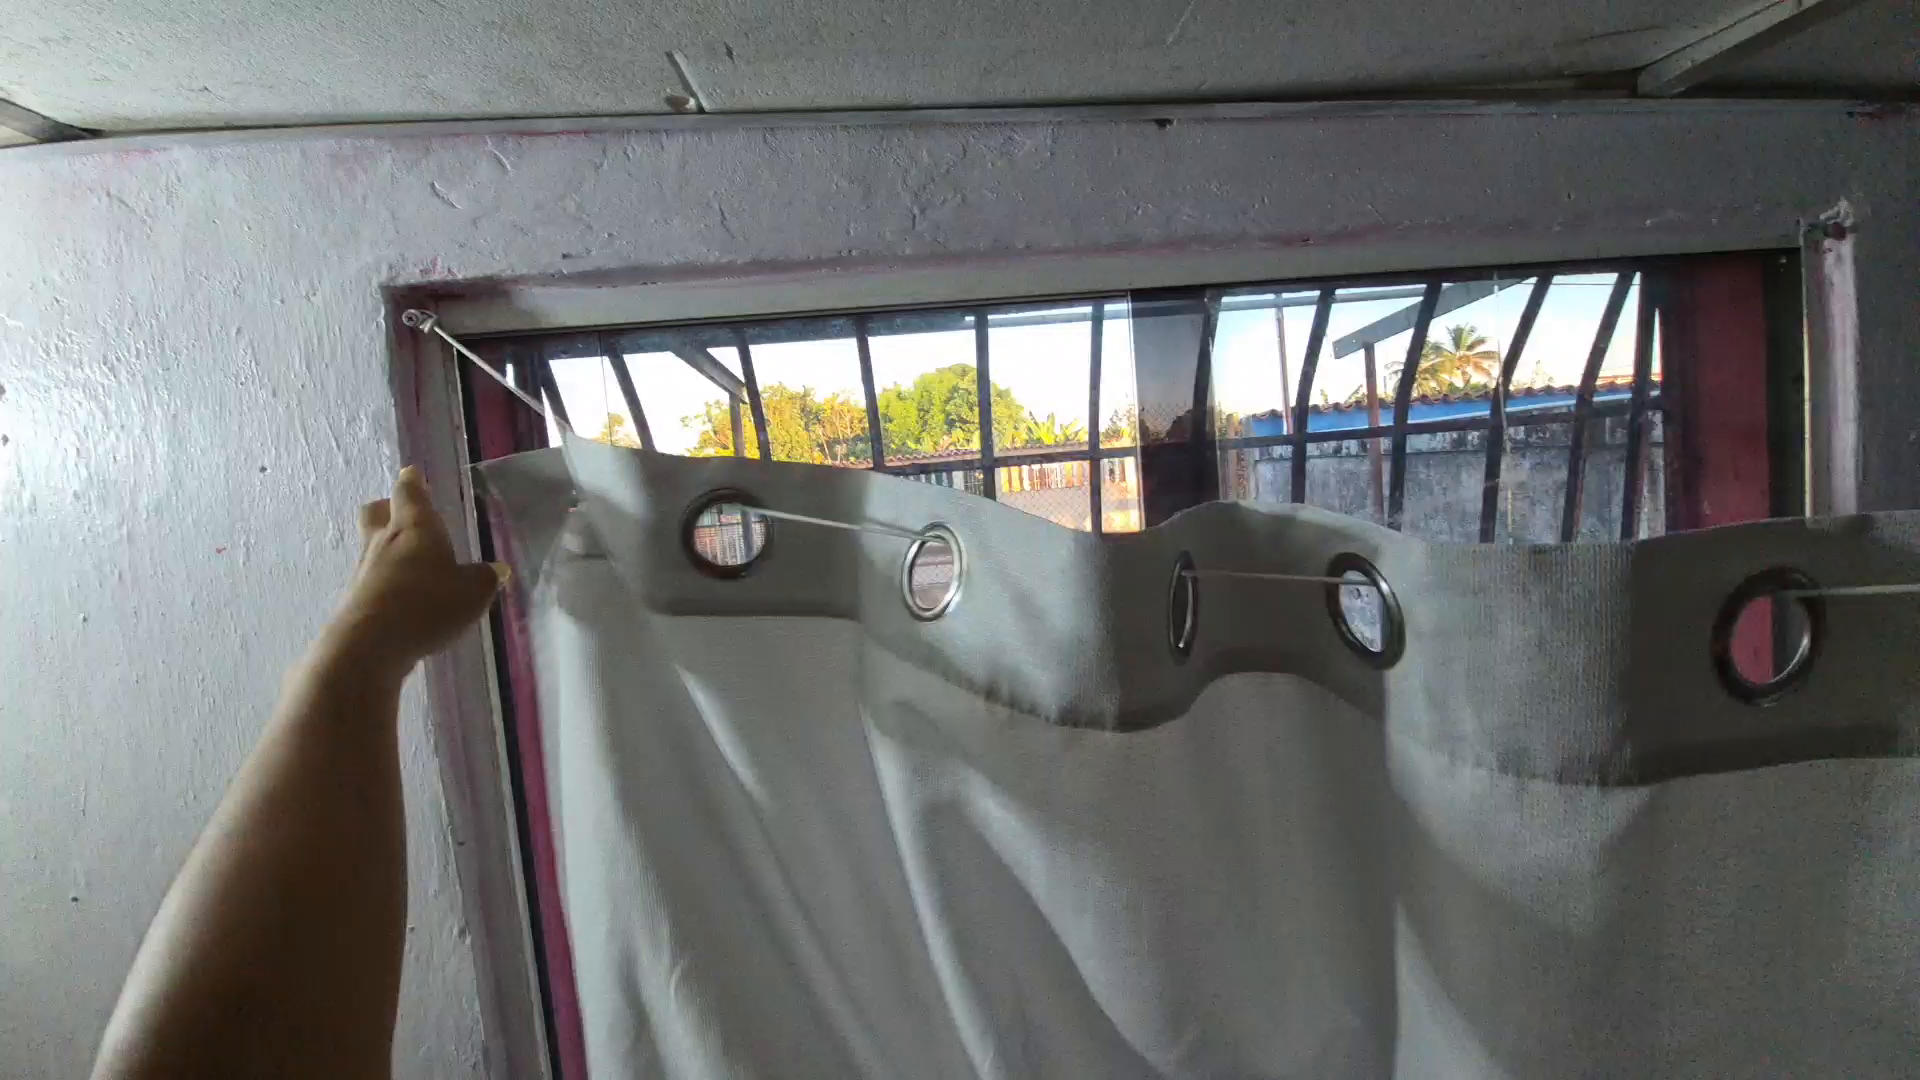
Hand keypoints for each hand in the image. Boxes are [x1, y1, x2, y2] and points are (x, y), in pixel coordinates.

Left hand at [323, 466, 506, 680]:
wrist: (370, 645)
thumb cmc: (429, 604)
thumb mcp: (475, 590)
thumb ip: (486, 577)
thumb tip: (495, 570)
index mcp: (416, 529)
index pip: (410, 495)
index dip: (413, 483)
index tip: (412, 472)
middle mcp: (385, 542)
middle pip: (377, 513)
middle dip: (389, 507)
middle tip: (401, 508)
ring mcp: (366, 570)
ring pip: (374, 545)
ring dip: (390, 545)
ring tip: (413, 557)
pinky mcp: (358, 598)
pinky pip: (375, 577)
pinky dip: (390, 578)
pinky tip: (408, 593)